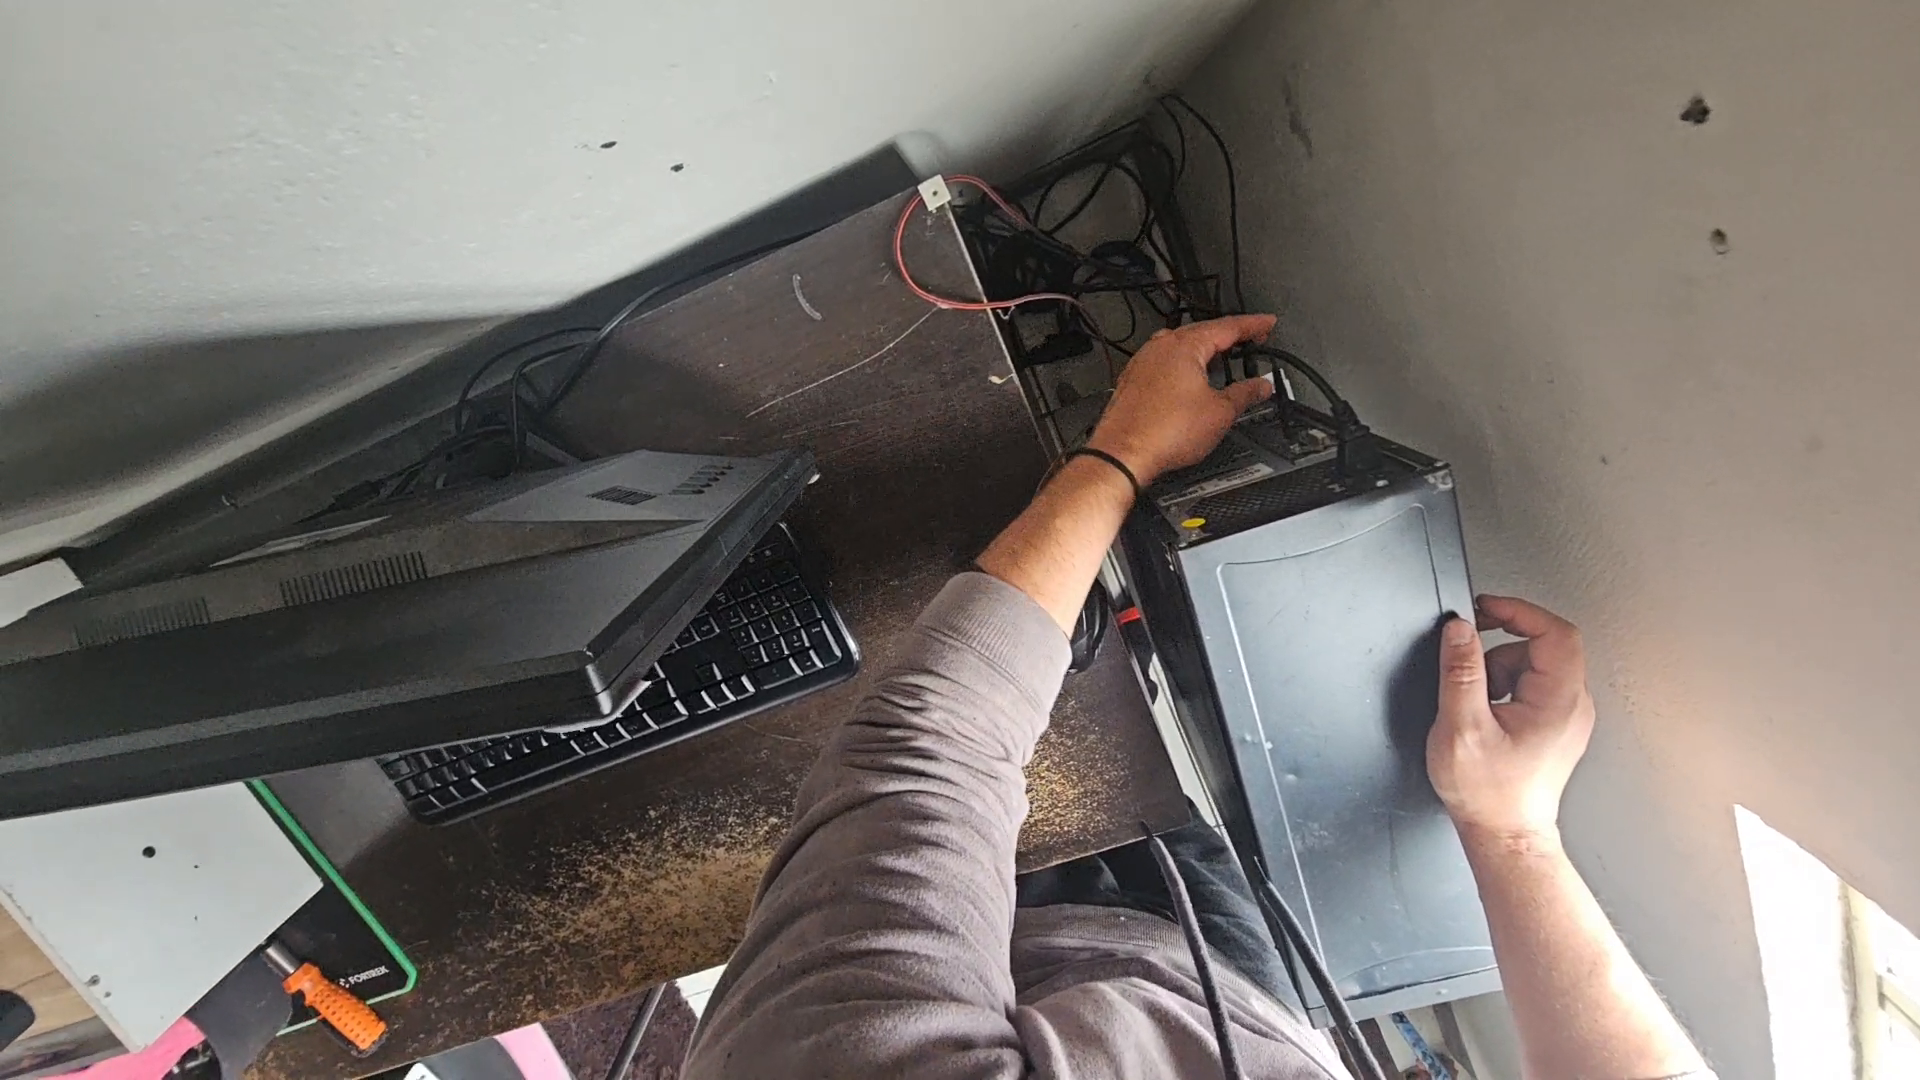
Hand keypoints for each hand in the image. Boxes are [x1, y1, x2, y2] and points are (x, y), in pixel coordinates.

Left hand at [1085, 314, 1277, 485]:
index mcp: (1184, 346)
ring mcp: (1141, 364)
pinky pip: (1162, 365)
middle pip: (1200, 332)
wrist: (1122, 454)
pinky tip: (1186, 383)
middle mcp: (1158, 349)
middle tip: (1248, 340)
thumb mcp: (1219, 413)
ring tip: (1220, 361)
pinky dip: (1180, 368)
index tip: (1267, 323)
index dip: (1252, 325)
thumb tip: (1260, 387)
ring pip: (1178, 348)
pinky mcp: (1130, 383)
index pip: (1227, 326)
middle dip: (1227, 336)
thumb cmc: (1161, 432)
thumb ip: (1245, 394)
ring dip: (1201, 352)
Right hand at [1428, 595, 1596, 840]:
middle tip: (1463, 652)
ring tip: (1471, 702)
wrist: (1503, 832)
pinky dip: (1498, 686)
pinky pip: (1526, 685)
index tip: (1483, 607)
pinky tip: (1480, 711)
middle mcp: (1571, 706)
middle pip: (1539, 647)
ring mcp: (1563, 716)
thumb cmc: (1487, 791)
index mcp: (1559, 702)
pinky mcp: (1550, 724)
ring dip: (1493, 670)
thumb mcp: (1460, 725)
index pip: (1556, 634)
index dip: (1518, 611)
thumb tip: (1459, 629)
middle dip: (1495, 646)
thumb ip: (1460, 671)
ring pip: (1528, 666)